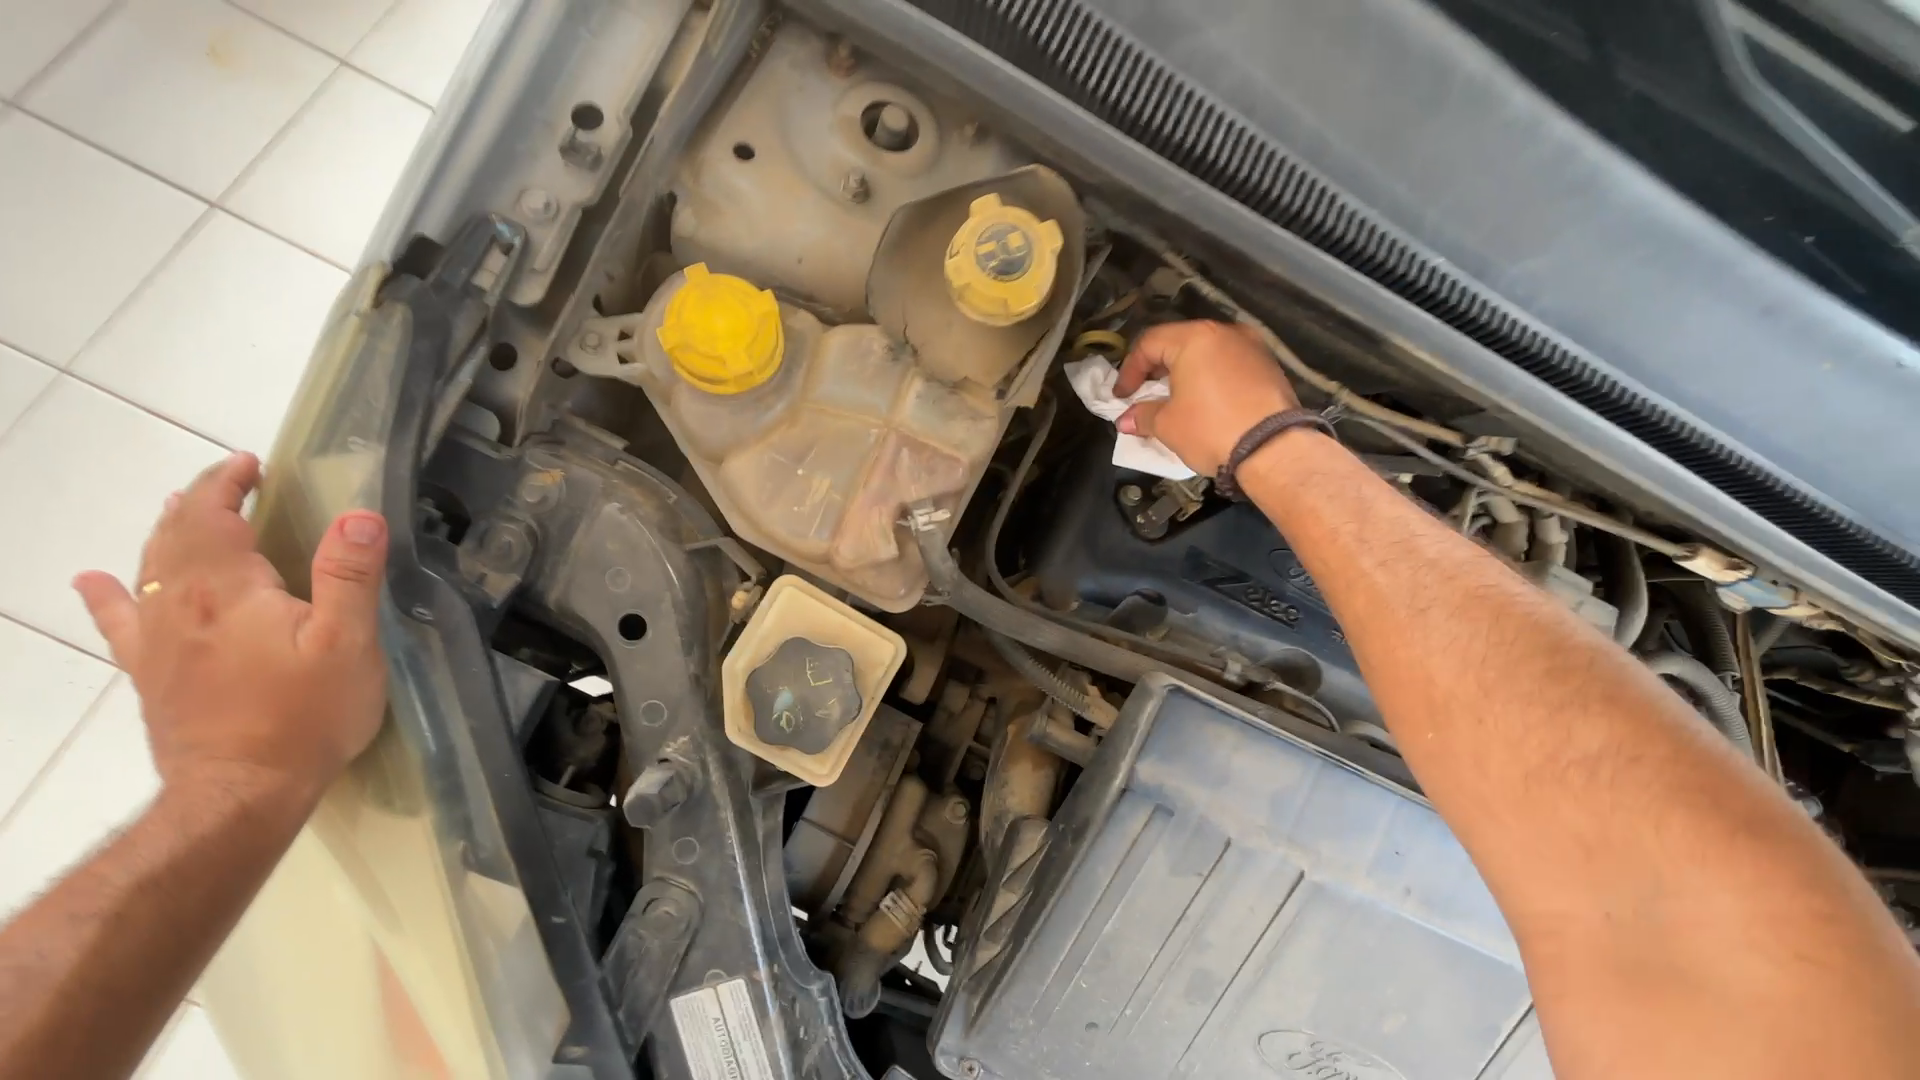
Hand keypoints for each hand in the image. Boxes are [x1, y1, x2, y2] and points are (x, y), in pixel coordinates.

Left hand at [73, 453, 389, 811]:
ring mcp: (157, 641)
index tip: (252, 464)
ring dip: (167, 533)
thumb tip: (358, 516)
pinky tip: (95, 582)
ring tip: (183, 510)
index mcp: (226, 591)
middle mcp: (178, 605)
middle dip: (202, 501)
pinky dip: (108, 596)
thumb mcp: (348, 643)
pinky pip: (120, 622)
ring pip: (150, 569)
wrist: (241, 792)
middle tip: (235, 482)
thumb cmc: (305, 714)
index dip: (227, 483)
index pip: (211, 517)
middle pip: (175, 536)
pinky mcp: (153, 673)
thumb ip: (350, 576)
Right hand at [1115, 320, 1300, 475]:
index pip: (1149, 343)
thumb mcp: (1167, 425)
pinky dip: (1211, 379)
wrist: (1274, 449)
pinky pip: (1229, 366)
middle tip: (1144, 394)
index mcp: (1195, 338)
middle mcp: (1225, 333)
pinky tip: (1205, 404)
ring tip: (1174, 401)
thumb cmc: (1211, 429)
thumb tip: (1126, 419)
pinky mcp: (1270, 367)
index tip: (1121, 397)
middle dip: (1157, 370)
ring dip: (1186, 374)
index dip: (1129, 370)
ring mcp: (1252, 347)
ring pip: (1207, 353)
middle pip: (1179, 343)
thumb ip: (1143, 415)